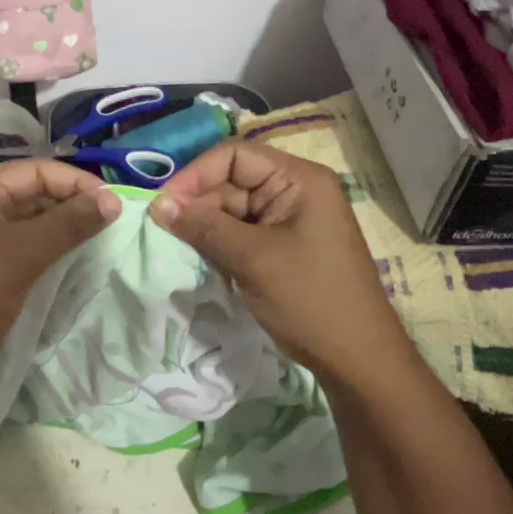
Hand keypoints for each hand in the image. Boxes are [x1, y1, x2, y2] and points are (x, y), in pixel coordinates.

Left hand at [0, 159, 119, 392]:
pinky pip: (20, 242)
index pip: (36, 170)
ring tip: (100, 238)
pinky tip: (73, 256)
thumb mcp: (24, 254)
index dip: (77, 182)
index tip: (116, 204)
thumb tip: (113, 198)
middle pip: (31, 190)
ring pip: (28, 218)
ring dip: (62, 224)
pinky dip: (47, 245)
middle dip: (71, 202)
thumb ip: (70, 222)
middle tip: (113, 222)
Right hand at [149, 141, 410, 381]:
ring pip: (231, 208)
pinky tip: (200, 258)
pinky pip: (239, 231)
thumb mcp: (252, 259)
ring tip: (178, 246)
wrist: (355, 357)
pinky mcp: (281, 246)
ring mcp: (288, 220)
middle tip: (164, 230)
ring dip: (204, 225)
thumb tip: (157, 204)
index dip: (196, 174)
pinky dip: (217, 242)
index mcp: (299, 180)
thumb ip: (203, 226)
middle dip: (197, 202)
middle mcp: (294, 191)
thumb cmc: (310, 299)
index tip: (164, 204)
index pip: (235, 155)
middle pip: (231, 180)